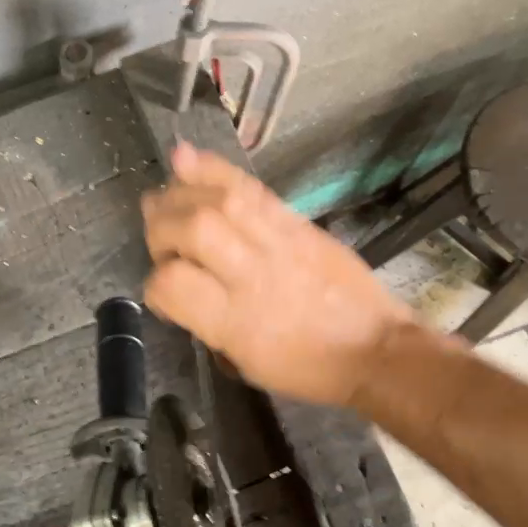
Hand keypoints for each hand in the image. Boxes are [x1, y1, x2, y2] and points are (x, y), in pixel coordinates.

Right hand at [141, 143, 420, 407]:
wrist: (373, 346)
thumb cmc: (307, 367)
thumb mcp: (245, 362)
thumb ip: (206, 322)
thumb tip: (177, 289)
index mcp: (235, 321)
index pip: (171, 284)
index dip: (154, 287)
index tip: (164, 293)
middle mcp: (252, 274)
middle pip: (191, 230)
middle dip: (160, 229)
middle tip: (159, 242)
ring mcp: (277, 242)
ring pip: (219, 201)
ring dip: (180, 194)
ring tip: (163, 198)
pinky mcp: (296, 222)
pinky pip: (249, 189)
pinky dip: (213, 170)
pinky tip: (183, 158)